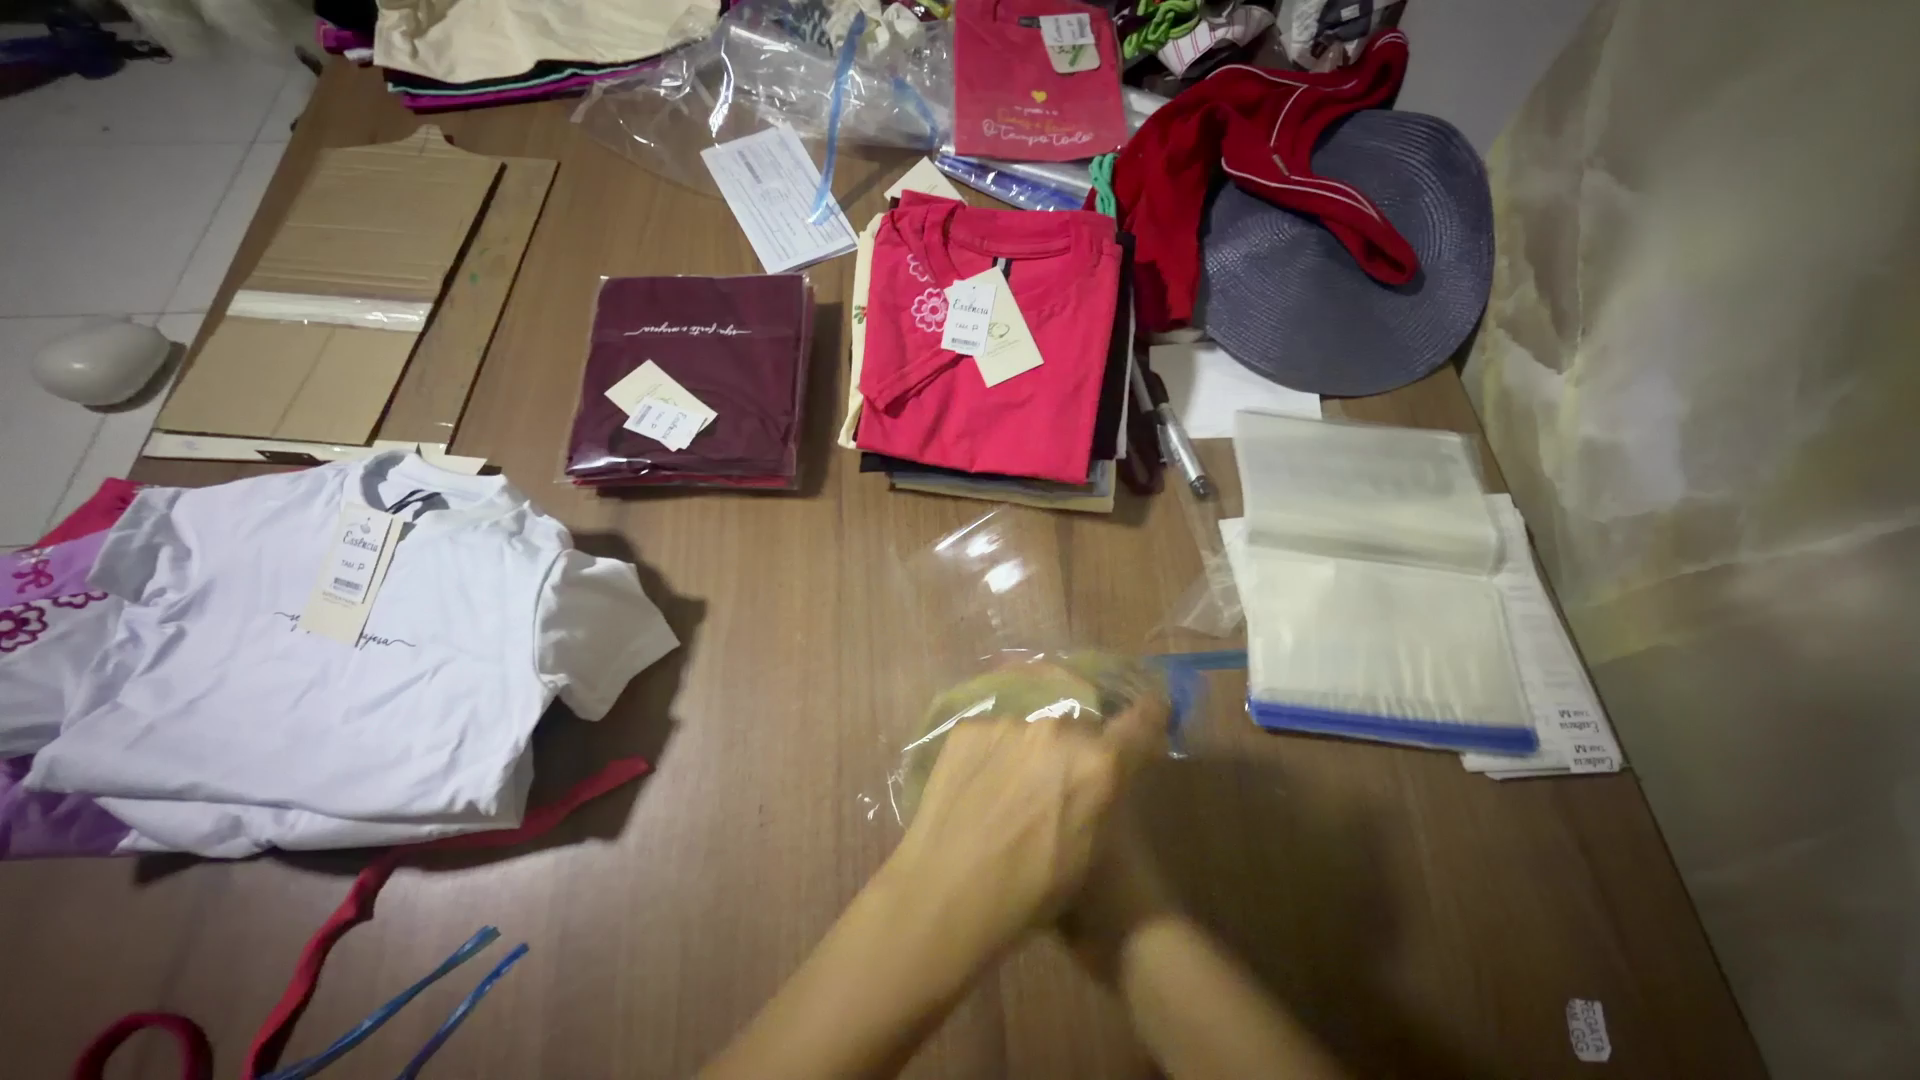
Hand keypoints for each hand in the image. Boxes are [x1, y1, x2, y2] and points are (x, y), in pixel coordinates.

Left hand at [884, 669, 1170, 957]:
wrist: (950, 891)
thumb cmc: (1033, 890)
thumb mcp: (1091, 849)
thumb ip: (1106, 796)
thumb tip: (1107, 775)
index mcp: (1100, 762)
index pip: (1143, 719)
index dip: (1150, 715)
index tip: (1150, 714)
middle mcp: (1058, 729)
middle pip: (1083, 720)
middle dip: (1081, 741)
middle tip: (1062, 774)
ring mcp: (1009, 723)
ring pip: (1035, 722)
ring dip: (1035, 745)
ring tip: (1013, 784)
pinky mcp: (969, 728)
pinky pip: (995, 730)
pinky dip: (996, 750)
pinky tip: (981, 782)